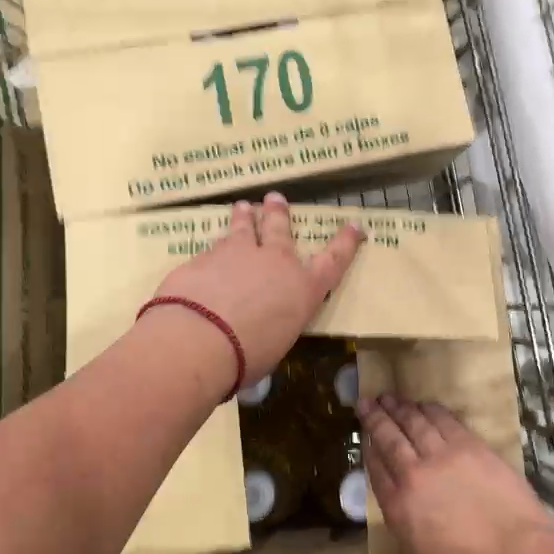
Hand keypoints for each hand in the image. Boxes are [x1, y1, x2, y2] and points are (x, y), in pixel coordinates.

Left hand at [143, 193, 362, 391]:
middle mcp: (274, 262)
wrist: (198, 339)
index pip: (333, 260)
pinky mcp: (203, 258)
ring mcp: (237, 254)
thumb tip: (262, 326)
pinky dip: (212, 250)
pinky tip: (206, 254)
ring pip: (243, 228)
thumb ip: (274, 324)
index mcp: (302, 288)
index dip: (346, 242)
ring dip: (244, 217)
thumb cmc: (248, 355)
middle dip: (279, 212)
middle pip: (280, 228)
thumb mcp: (275, 344)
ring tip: (242, 207)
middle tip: (275, 198)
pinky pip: (211, 249)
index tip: (355, 225)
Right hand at [360, 394, 553, 553]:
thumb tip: (406, 512)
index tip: (365, 438)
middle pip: (391, 439)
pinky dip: (432, 410)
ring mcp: (445, 456)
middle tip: (367, 402)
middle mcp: (415, 475)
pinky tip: (425, 404)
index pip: (377, 471)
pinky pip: (446, 420)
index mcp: (399, 509)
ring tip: (391, 397)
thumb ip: (408, 531)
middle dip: (377, 419)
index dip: (369, 451)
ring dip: (402, 408)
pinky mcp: (473, 446)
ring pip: (417, 423)